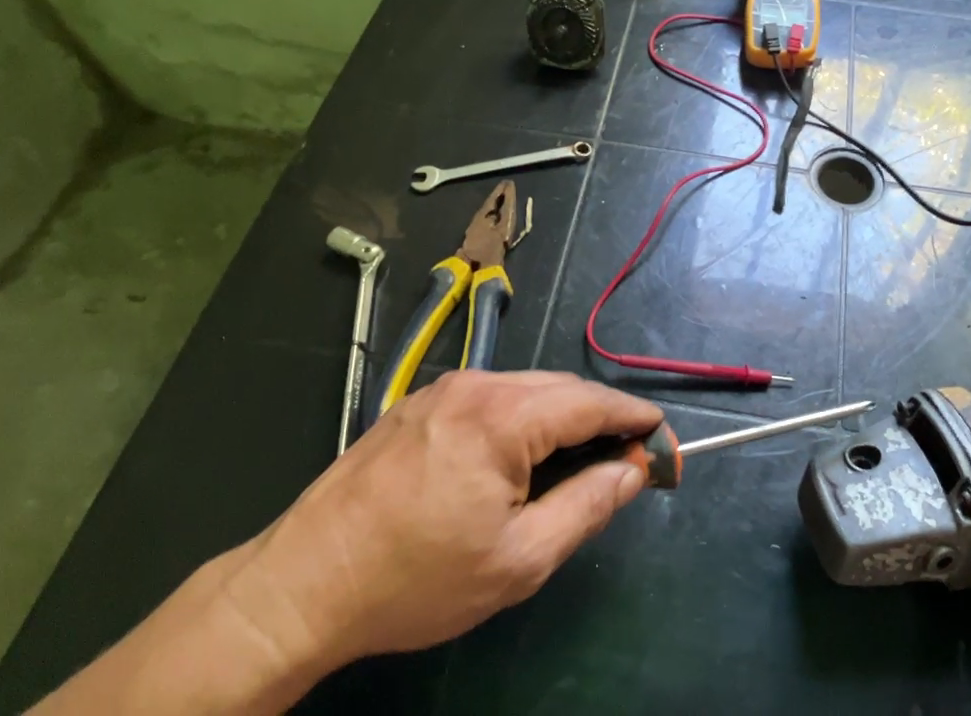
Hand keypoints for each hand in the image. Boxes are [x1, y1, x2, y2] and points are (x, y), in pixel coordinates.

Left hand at [221, 370, 662, 668]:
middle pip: (560, 390)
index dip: (635, 420)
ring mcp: (439, 392)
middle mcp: (473, 385)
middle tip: (631, 462)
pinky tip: (525, 462)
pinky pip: (491, 402)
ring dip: (562, 422)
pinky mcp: (417, 407)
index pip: (590, 402)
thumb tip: (633, 471)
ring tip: (582, 468)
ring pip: (525, 393)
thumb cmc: (416, 580)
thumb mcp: (520, 558)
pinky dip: (524, 423)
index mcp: (501, 415)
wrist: (304, 585)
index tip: (667, 444)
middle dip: (602, 420)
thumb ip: (587, 506)